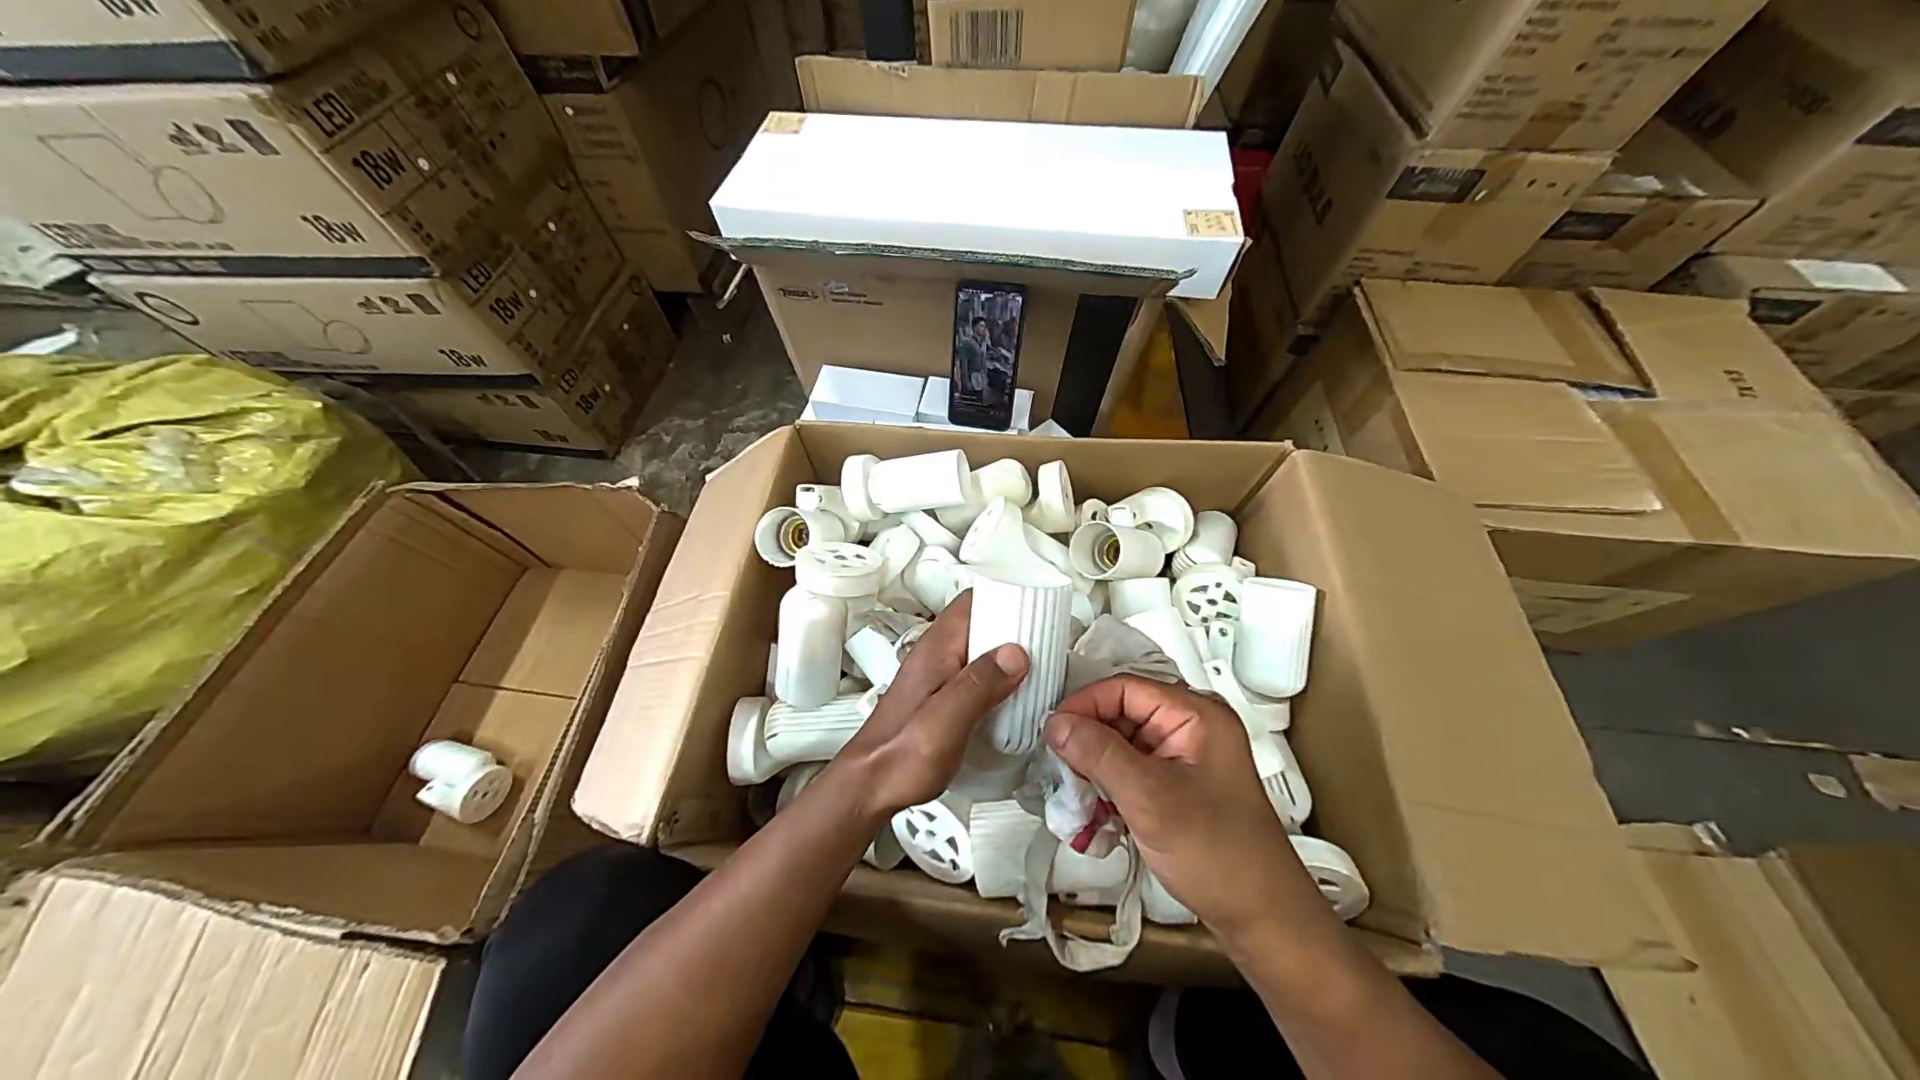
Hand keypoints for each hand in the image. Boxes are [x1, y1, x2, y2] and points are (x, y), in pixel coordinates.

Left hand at [825, 591, 1028, 821]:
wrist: (872, 788)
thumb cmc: (900, 757)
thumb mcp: (946, 720)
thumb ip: (979, 685)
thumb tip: (1016, 654)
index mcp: (936, 649)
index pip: (973, 602)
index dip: (1006, 599)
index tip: (1037, 611)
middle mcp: (937, 655)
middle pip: (982, 624)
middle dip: (1015, 631)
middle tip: (1046, 647)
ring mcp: (940, 676)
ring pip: (982, 651)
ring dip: (1009, 658)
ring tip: (1039, 672)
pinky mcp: (944, 698)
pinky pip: (978, 676)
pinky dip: (1000, 681)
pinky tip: (1016, 699)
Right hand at [1044, 675, 1320, 938]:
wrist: (1261, 917)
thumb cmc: (1223, 857)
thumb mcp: (1150, 798)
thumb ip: (1099, 754)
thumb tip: (1057, 723)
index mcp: (1196, 716)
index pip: (1125, 688)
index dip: (1084, 705)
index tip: (1053, 731)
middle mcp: (1190, 729)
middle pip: (1119, 715)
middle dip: (1087, 742)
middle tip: (1061, 770)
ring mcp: (1182, 757)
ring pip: (1119, 745)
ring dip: (1094, 770)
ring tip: (1079, 799)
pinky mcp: (1174, 784)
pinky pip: (1128, 771)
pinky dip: (1107, 788)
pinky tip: (1097, 815)